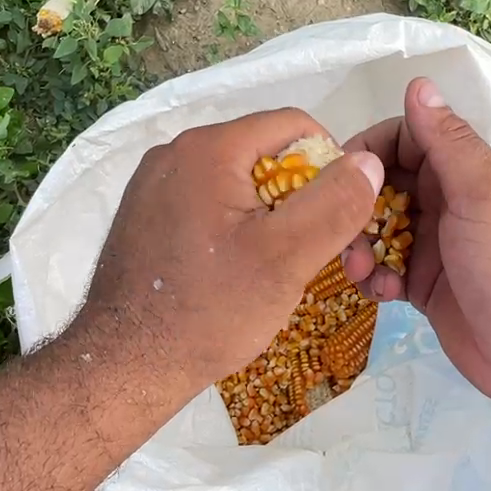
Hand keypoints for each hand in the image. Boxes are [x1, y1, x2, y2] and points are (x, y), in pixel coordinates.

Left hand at [79, 108, 385, 391]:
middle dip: (296, 192)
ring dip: (265, 211)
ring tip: (269, 264)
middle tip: (306, 248)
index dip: (329, 163)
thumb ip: (335, 204)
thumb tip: (367, 161)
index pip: (292, 125)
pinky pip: (204, 199)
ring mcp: (152, 182)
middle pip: (262, 151)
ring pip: (235, 178)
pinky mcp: (143, 212)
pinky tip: (229, 269)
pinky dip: (230, 224)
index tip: (336, 214)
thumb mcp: (287, 257)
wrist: (124, 365)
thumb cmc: (211, 309)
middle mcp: (174, 151)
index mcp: (209, 147)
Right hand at [340, 78, 490, 399]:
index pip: (405, 137)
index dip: (371, 148)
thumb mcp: (481, 194)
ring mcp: (433, 243)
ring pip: (377, 227)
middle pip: (383, 183)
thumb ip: (446, 141)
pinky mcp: (422, 283)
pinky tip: (380, 292)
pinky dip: (374, 275)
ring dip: (359, 242)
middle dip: (357, 203)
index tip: (340, 172)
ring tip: (359, 267)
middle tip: (338, 227)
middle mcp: (446, 199)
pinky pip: (383, 266)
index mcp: (464, 170)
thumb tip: (418, 82)